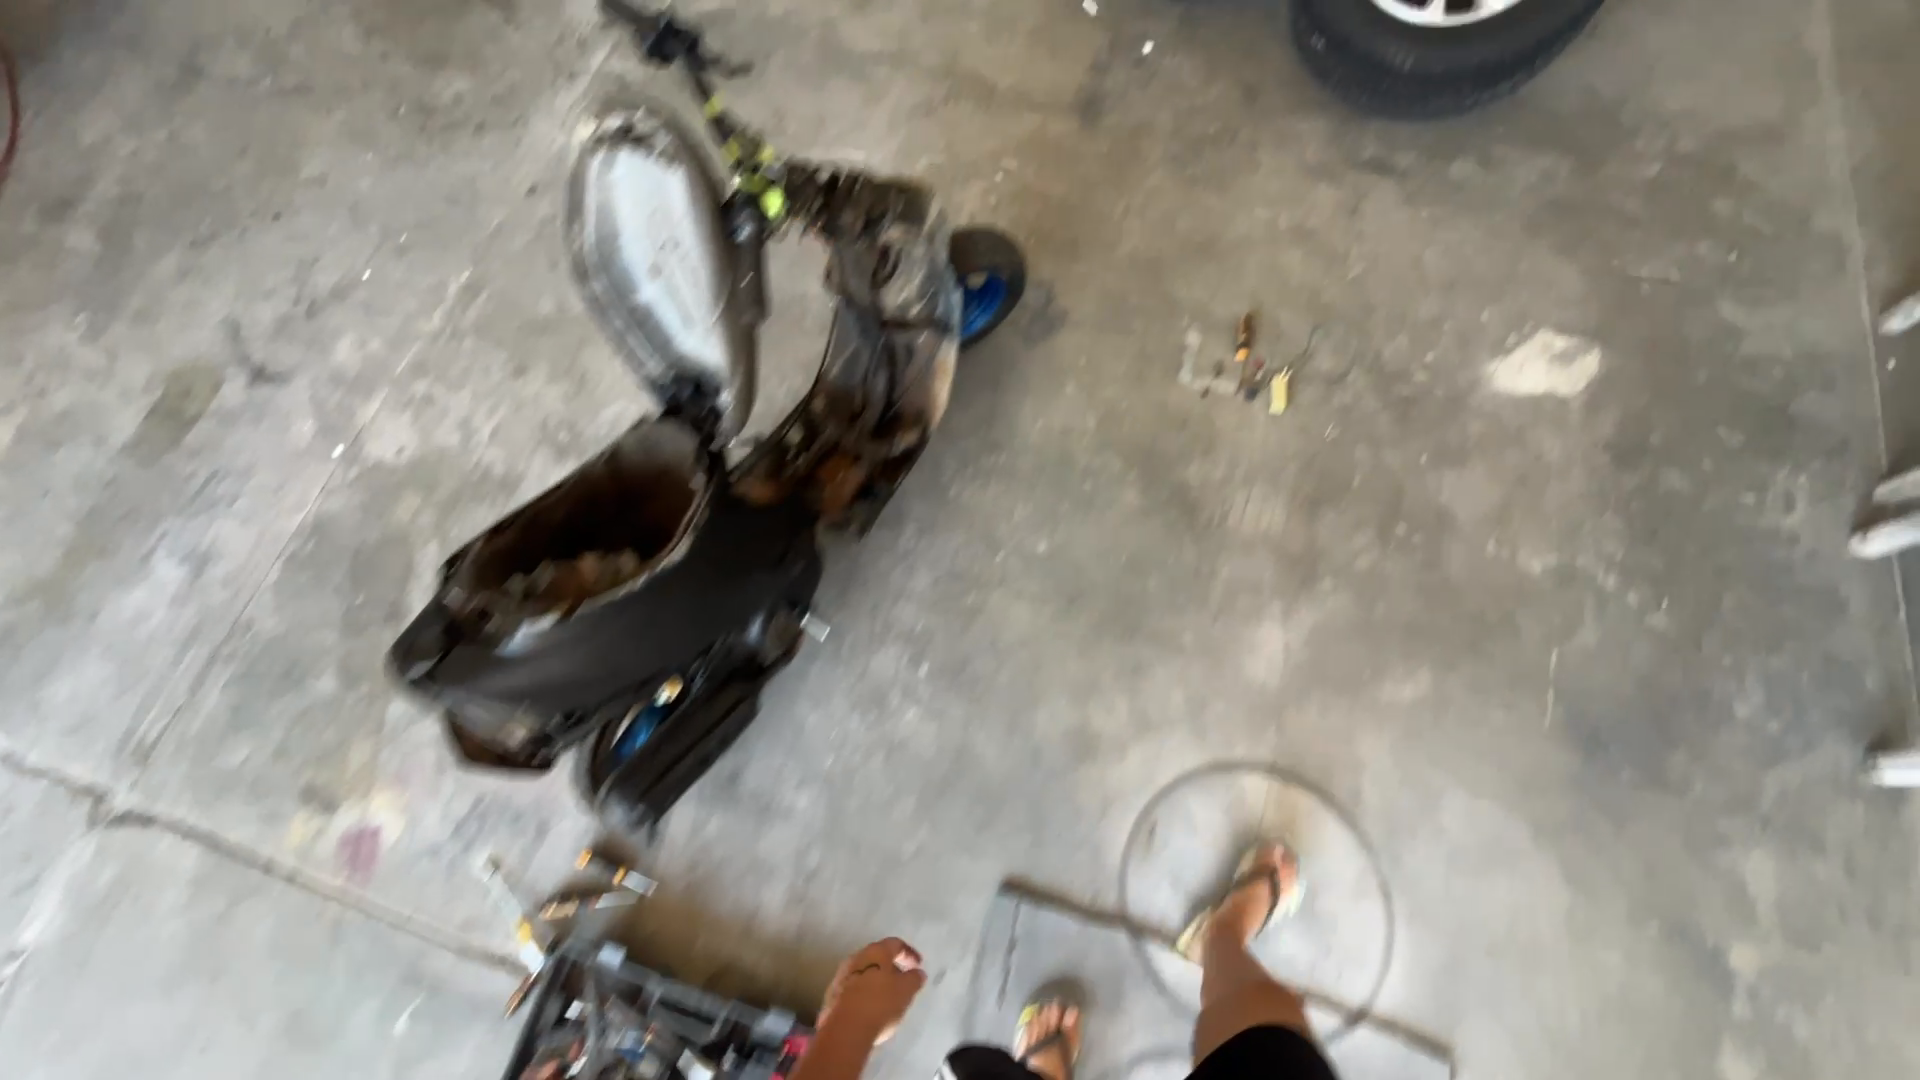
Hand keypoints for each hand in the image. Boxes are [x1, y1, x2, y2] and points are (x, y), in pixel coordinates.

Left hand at [816, 937, 927, 1044]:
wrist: (845, 1030)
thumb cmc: (880, 1004)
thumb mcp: (906, 991)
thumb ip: (914, 979)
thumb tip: (917, 972)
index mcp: (876, 951)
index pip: (895, 944)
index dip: (908, 953)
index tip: (918, 965)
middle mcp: (857, 957)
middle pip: (877, 957)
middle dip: (891, 968)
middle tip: (902, 981)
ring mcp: (841, 975)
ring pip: (863, 972)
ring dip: (875, 981)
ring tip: (886, 997)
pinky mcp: (832, 995)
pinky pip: (852, 988)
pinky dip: (863, 994)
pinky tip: (869, 1008)